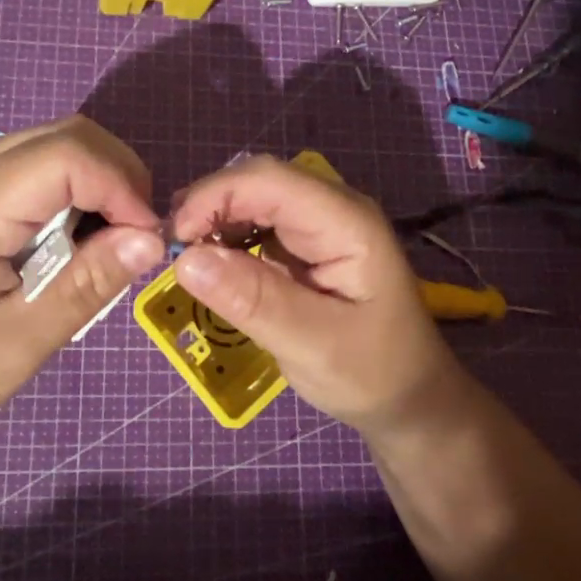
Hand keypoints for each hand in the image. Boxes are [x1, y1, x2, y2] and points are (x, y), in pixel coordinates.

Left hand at [0, 117, 164, 456]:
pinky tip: (71, 243)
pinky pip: (31, 169)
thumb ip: (86, 284)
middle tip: (138, 238)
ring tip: (110, 243)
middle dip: (117, 175)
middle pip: (64, 136)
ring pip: (51, 146)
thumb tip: (152, 239)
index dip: (121, 184)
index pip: (67, 154)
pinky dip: (70, 191)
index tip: (148, 239)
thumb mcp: (19, 343)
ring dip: (96, 181)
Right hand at [167, 155, 464, 435]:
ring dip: (215, 220)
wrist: (411, 400)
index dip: (214, 196)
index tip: (173, 240)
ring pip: (255, 199)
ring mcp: (321, 224)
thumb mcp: (312, 345)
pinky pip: (259, 224)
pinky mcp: (307, 244)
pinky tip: (211, 265)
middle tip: (169, 251)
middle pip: (259, 182)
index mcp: (345, 221)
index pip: (268, 180)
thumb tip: (185, 259)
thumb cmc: (372, 374)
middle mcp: (333, 209)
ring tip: (183, 258)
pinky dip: (228, 238)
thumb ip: (253, 300)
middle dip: (210, 206)